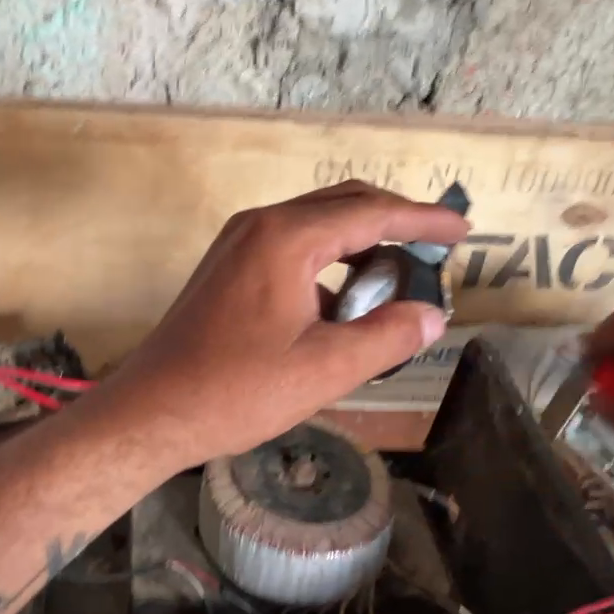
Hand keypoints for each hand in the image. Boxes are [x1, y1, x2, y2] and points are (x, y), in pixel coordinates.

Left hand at [71, 182, 467, 474]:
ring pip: (314, 224)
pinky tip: (340, 304)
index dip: (422, 220)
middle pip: (342, 204)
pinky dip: (326, 262)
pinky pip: (290, 245)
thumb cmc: (237, 390)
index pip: (371, 213)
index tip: (461, 231)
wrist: (152, 409)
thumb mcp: (325, 369)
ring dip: (358, 243)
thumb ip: (387, 336)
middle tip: (435, 248)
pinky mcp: (226, 265)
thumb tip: (432, 316)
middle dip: (392, 221)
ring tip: (393, 280)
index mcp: (287, 238)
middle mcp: (260, 225)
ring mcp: (237, 242)